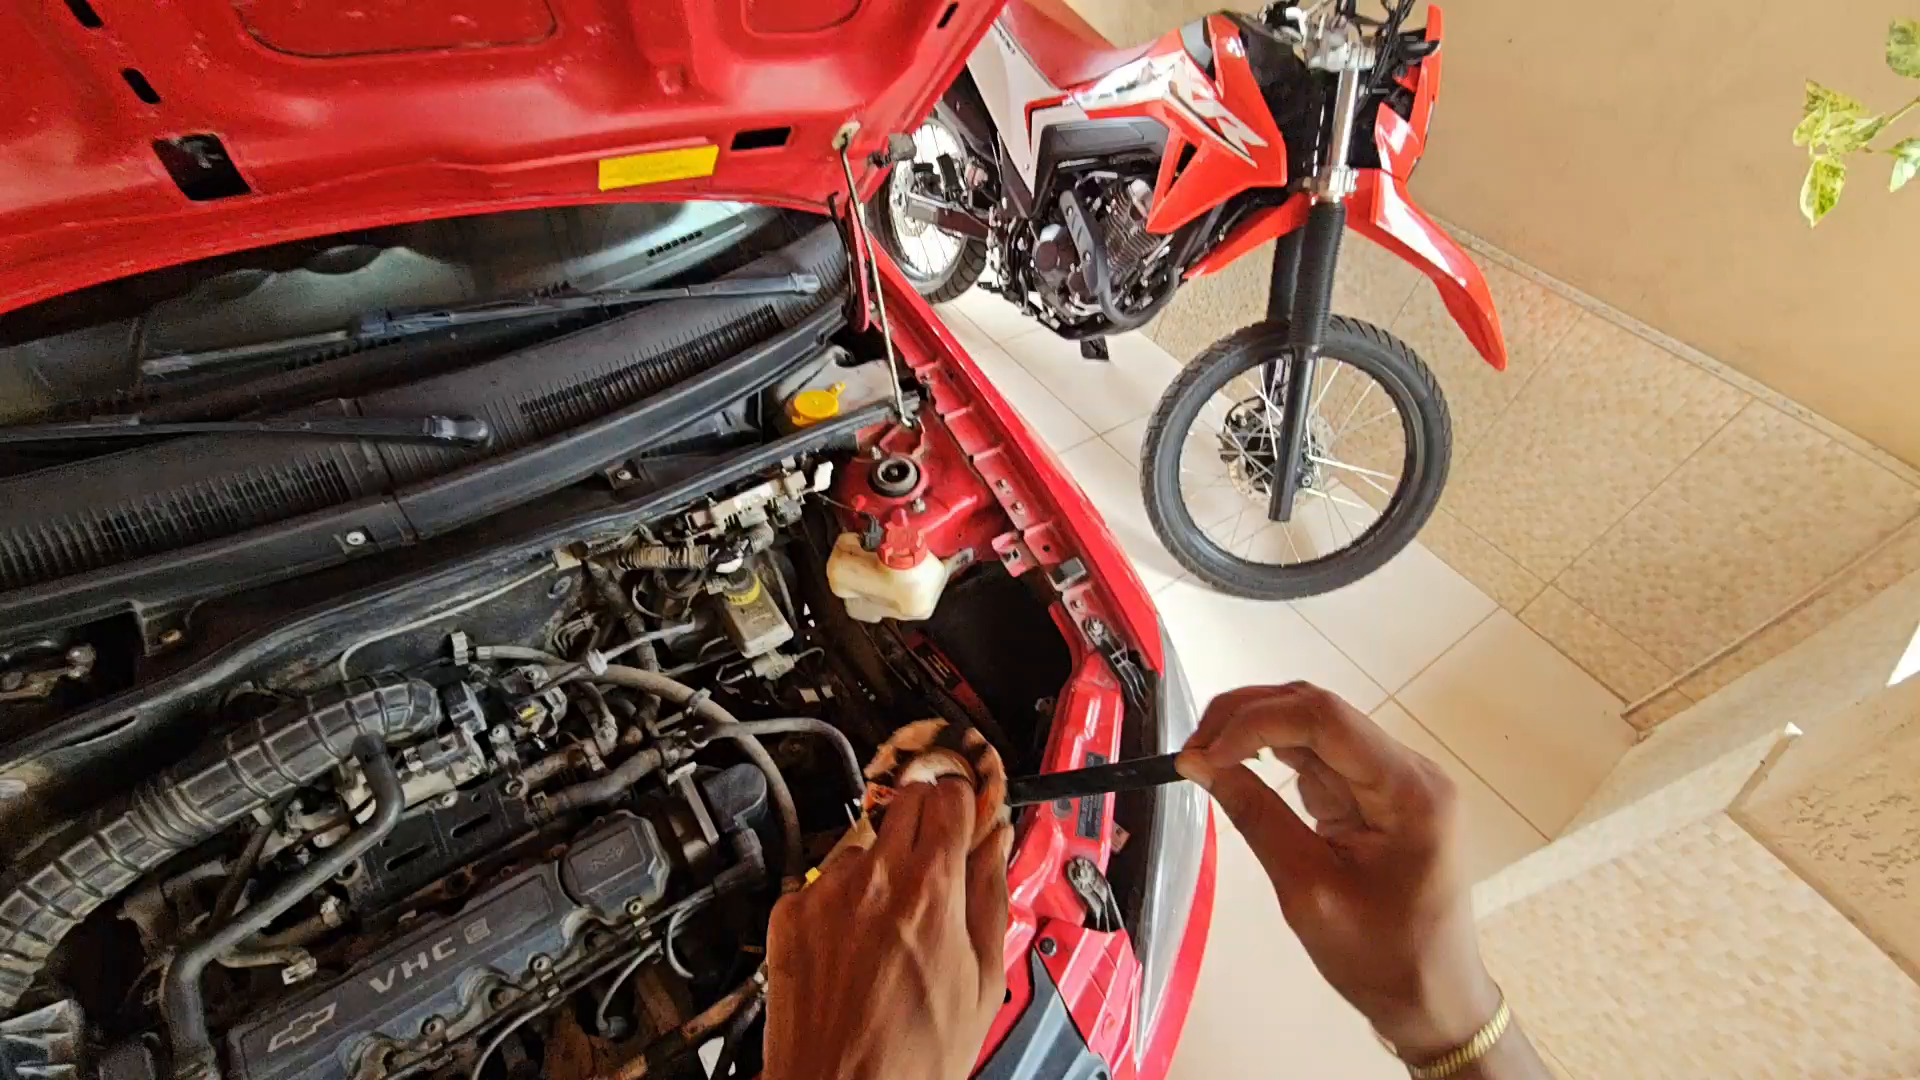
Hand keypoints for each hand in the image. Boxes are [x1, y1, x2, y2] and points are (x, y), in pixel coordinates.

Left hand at [764, 777, 1013, 1079]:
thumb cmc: (915, 1056)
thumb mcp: (983, 979)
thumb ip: (991, 893)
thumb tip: (997, 840)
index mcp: (931, 888)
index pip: (950, 796)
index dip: (964, 803)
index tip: (967, 816)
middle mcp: (876, 877)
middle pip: (907, 798)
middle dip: (928, 815)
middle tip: (935, 854)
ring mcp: (828, 891)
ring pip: (867, 841)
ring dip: (883, 863)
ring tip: (890, 918)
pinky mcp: (793, 911)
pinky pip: (825, 878)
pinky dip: (842, 896)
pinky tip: (852, 940)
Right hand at [1175, 683, 1500, 1058]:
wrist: (1434, 1000)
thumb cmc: (1381, 958)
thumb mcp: (1307, 889)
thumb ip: (1254, 814)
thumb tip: (1198, 762)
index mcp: (1408, 790)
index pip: (1323, 718)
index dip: (1255, 722)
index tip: (1204, 754)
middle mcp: (1405, 768)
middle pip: (1315, 708)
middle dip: (1245, 716)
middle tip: (1194, 748)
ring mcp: (1388, 774)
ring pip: (1308, 720)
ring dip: (1250, 727)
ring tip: (1205, 752)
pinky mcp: (1368, 787)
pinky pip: (1312, 748)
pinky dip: (1266, 747)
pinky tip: (1234, 760)